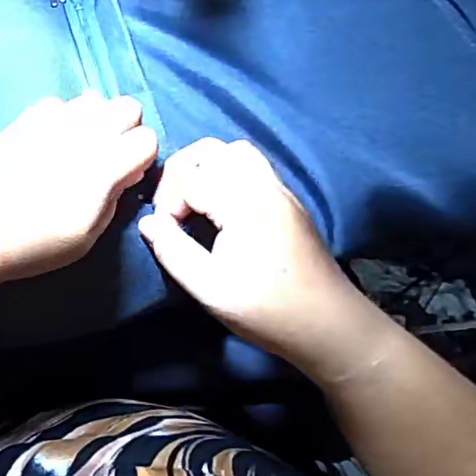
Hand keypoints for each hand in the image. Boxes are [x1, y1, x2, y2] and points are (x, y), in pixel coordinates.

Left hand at [0, 93, 158, 286]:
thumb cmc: (30, 243)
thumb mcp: (85, 237)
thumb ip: (113, 201)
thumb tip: (123, 177)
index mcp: (104, 164)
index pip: (148, 138)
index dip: (141, 160)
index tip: (125, 179)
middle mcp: (83, 132)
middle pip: (129, 105)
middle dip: (126, 130)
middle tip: (108, 160)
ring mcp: (52, 118)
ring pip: (94, 98)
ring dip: (96, 120)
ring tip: (78, 150)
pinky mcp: (24, 117)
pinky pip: (59, 103)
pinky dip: (62, 119)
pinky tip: (47, 144)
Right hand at [138, 138, 393, 382]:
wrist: (327, 325)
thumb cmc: (265, 309)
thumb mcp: (209, 288)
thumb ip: (172, 250)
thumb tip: (148, 223)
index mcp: (243, 203)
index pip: (190, 178)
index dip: (168, 203)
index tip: (168, 234)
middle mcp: (263, 186)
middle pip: (212, 150)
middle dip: (182, 174)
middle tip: (173, 210)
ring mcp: (280, 190)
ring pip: (235, 152)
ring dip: (206, 169)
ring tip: (194, 204)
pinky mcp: (289, 202)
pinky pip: (254, 167)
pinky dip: (228, 174)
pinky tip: (221, 210)